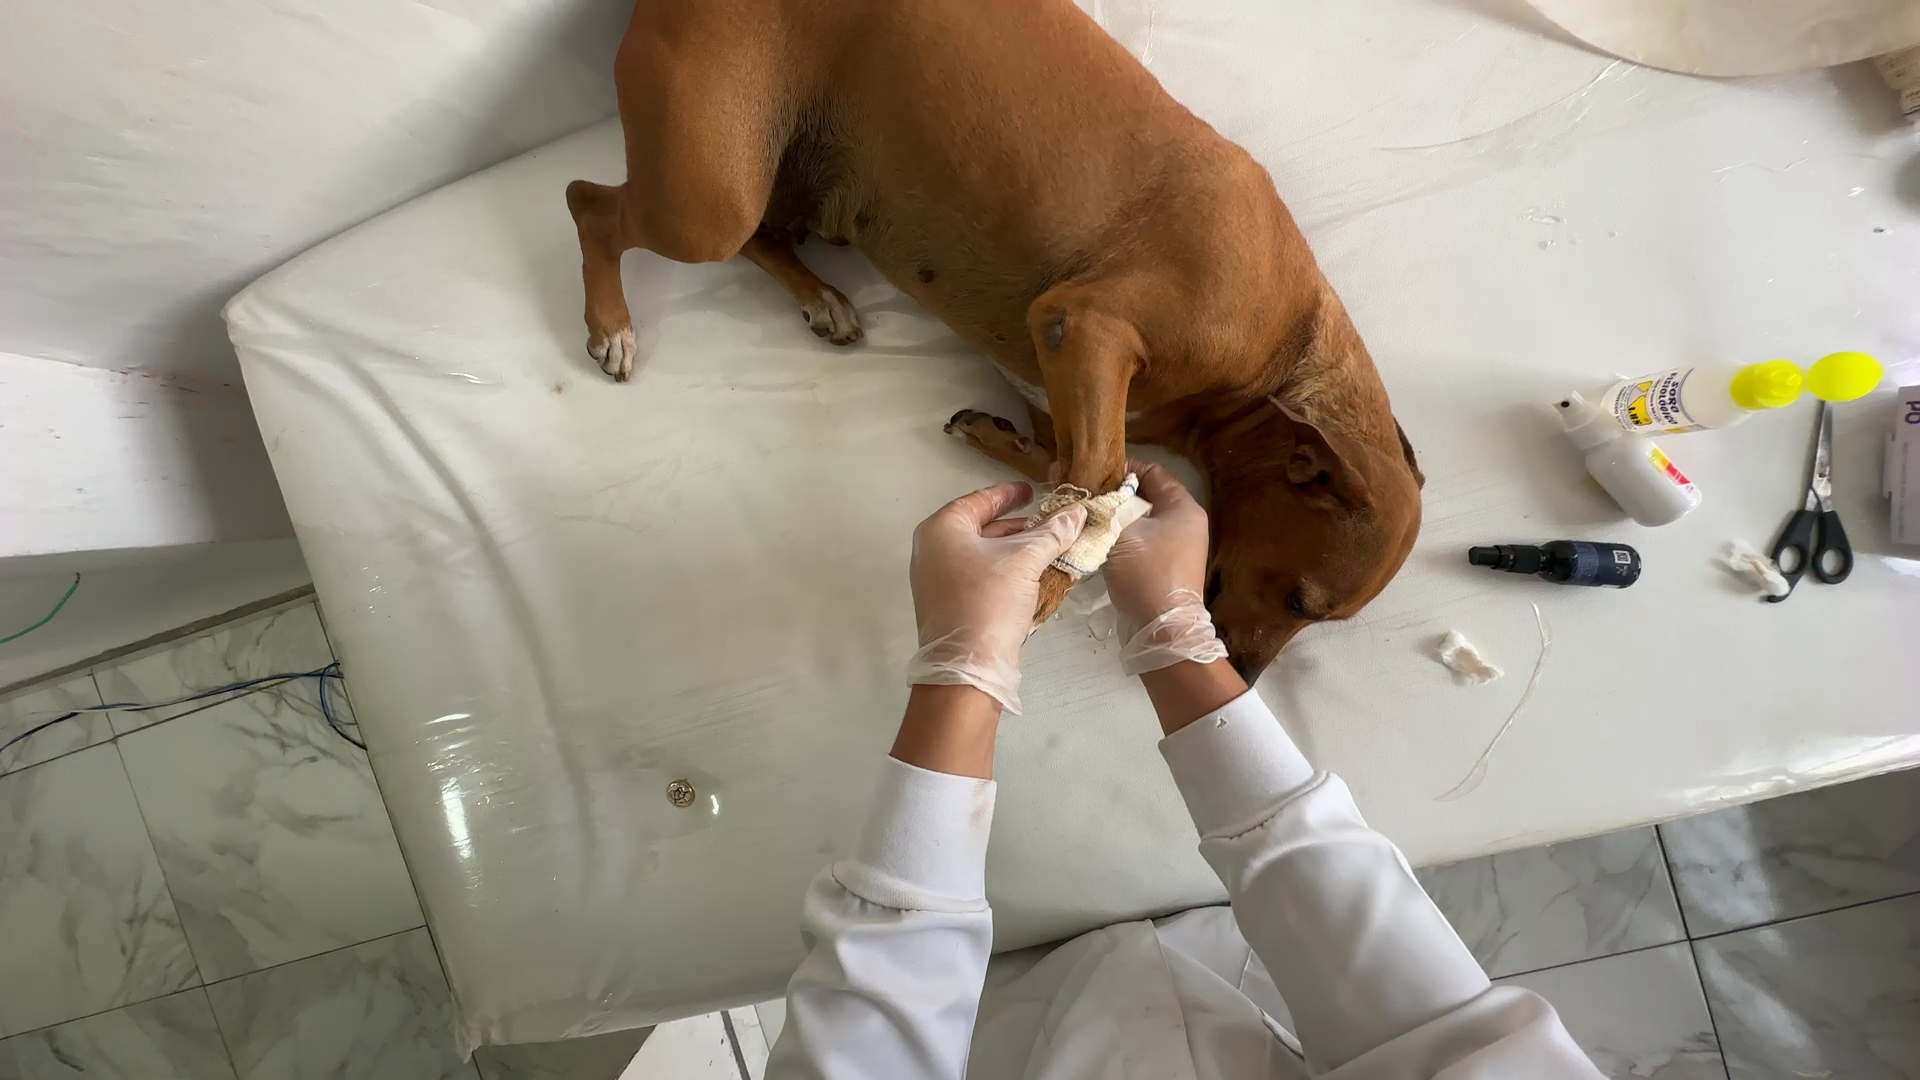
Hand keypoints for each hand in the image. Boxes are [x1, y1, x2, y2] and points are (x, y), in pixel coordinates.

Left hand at [906, 481, 1086, 713]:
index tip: (1031, 491)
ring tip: (1049, 547)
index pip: (978, 500)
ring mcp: (937, 580)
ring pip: (982, 554)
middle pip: (980, 527)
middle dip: (1018, 526)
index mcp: (941, 530)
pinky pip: (979, 577)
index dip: (1008, 494)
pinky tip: (1033, 574)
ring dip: (1015, 551)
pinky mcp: (948, 604)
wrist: (968, 666)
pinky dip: (1005, 572)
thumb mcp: (1025, 560)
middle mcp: (932, 551)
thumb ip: (1052, 533)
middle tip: (1049, 522)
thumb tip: (1077, 513)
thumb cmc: (989, 601)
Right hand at [1101, 462, 1226, 674]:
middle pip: (1145, 496)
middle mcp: (1185, 523)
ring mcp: (1177, 547)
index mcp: (1183, 508)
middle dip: (1114, 495)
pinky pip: (1141, 542)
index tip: (1092, 473)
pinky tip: (1098, 542)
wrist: (1163, 631)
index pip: (1152, 471)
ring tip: (1085, 517)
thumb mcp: (1121, 534)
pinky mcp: (1166, 567)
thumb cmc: (1146, 575)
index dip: (1122, 468)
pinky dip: (1120, 539)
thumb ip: (1104, 508)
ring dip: (1114, 518)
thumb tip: (1084, 492)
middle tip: (1084, 495)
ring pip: (1140, 521)